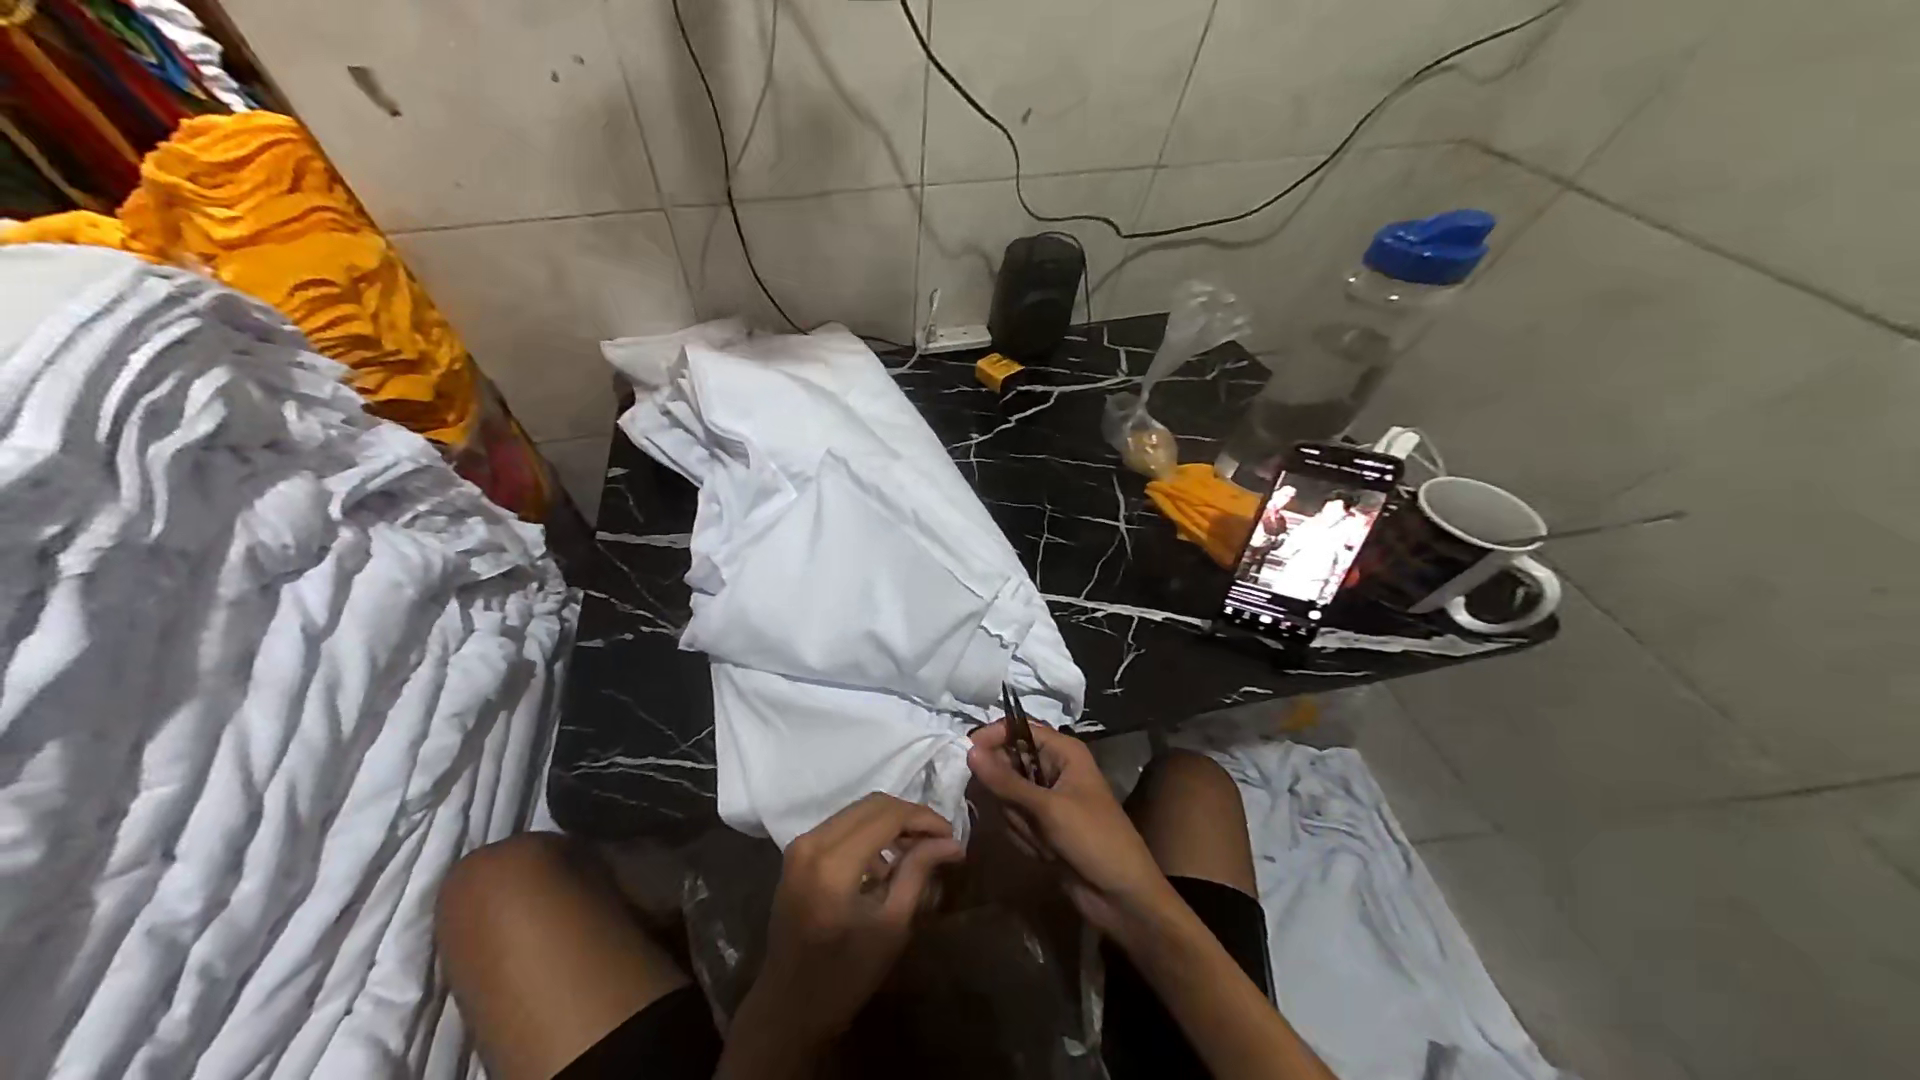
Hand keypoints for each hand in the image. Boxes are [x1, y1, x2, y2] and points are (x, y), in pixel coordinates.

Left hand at [737, 794, 963, 1051]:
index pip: (888, 815)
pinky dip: (869, 832)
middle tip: (938, 840)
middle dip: (910, 816)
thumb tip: (953, 842)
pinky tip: (887, 861)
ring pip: (857, 811)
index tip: (952, 836)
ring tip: (918, 850)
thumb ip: (918, 872)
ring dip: (890, 822)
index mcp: (833, 863)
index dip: (924, 818)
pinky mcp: (797, 854)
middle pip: (872, 805)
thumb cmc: (844, 976)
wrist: (788, 1008)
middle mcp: (812, 842)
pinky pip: (841, 825)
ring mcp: (800, 846)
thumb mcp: (891, 926)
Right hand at [967, 721, 1178, 940]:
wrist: (1121, 896)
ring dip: (1019, 822)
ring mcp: (1046, 799)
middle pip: (1008, 764)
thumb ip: (1006, 781)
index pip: (1018, 729)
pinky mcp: (1042, 826)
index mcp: (1063, 751)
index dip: (993, 737)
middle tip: (1024, 815)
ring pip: (1007, 797)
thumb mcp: (1048, 808)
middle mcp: (1053, 768)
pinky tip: (1045, 854)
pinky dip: (1024, 838)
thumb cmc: (1093, 840)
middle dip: (1009, 794)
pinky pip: (1015, 821)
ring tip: (1045, 840)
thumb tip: (969, 751)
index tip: (967, 754)